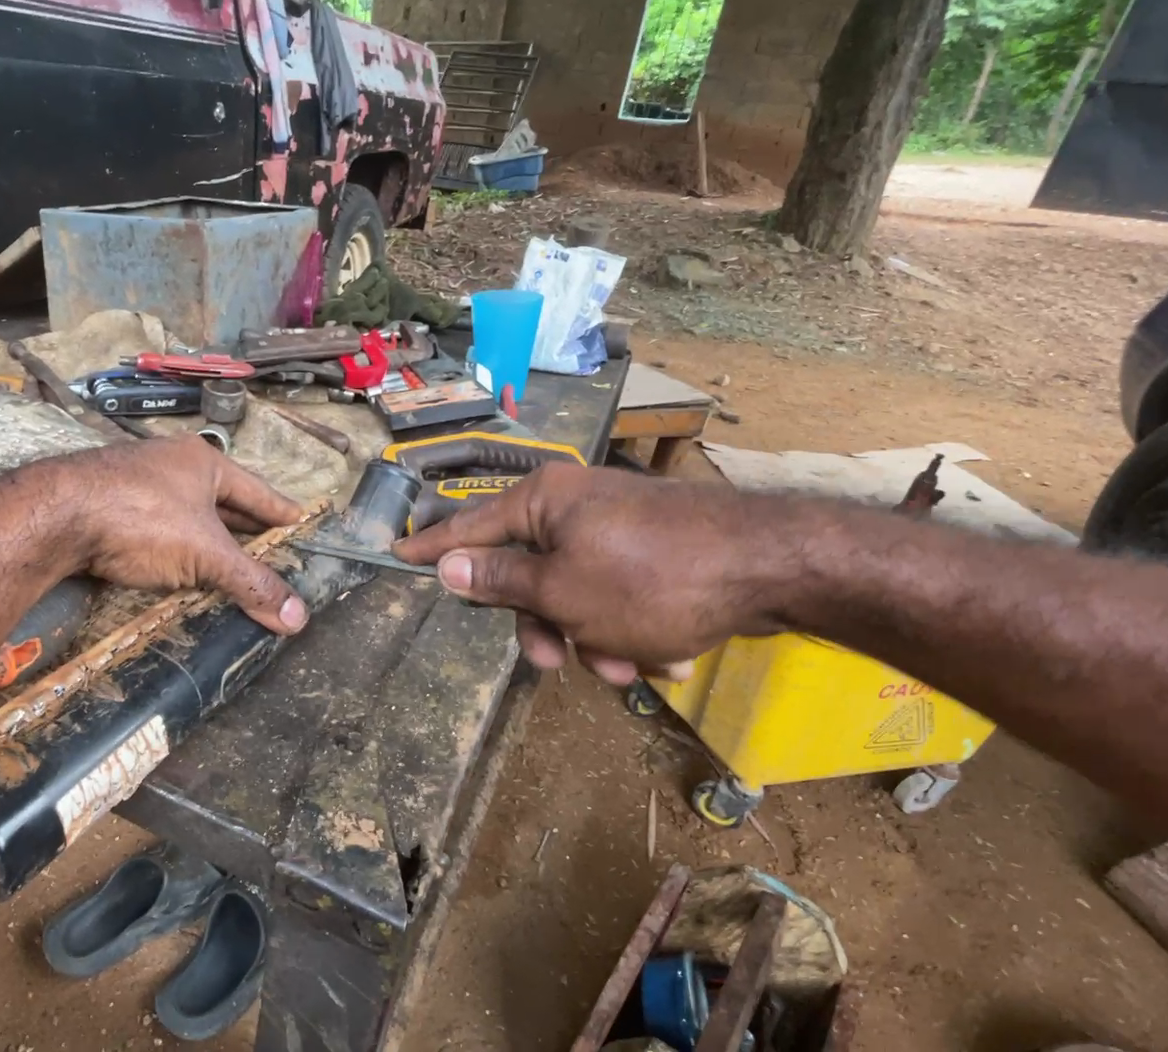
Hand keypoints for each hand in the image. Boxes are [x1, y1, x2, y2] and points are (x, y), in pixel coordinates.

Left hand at [35, 437, 309, 633]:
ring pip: (189, 517)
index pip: (258, 493)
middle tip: (275, 556)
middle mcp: (172, 464)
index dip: (283, 514)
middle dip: (248, 532)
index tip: (304, 527)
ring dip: (211, 542)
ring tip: (235, 566)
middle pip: (224, 503)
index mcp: (204, 462)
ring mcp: (138, 483)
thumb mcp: (205, 554)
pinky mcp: (110, 506)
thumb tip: (298, 618)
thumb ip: (251, 583)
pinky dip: (178, 549)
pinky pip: (159, 529)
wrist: (55, 515)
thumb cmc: (142, 519)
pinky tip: (183, 568)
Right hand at [392, 463, 790, 682]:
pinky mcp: (652, 550)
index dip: (433, 549)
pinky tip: (663, 654)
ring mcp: (617, 527)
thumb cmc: (649, 580)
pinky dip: (627, 628)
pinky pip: (616, 594)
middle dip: (544, 625)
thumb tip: (448, 566)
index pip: (470, 527)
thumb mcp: (561, 591)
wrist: (771, 569)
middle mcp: (576, 506)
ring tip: (629, 666)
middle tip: (553, 660)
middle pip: (527, 572)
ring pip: (574, 593)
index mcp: (544, 502)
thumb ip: (500, 580)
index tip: (396, 555)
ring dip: (592, 638)